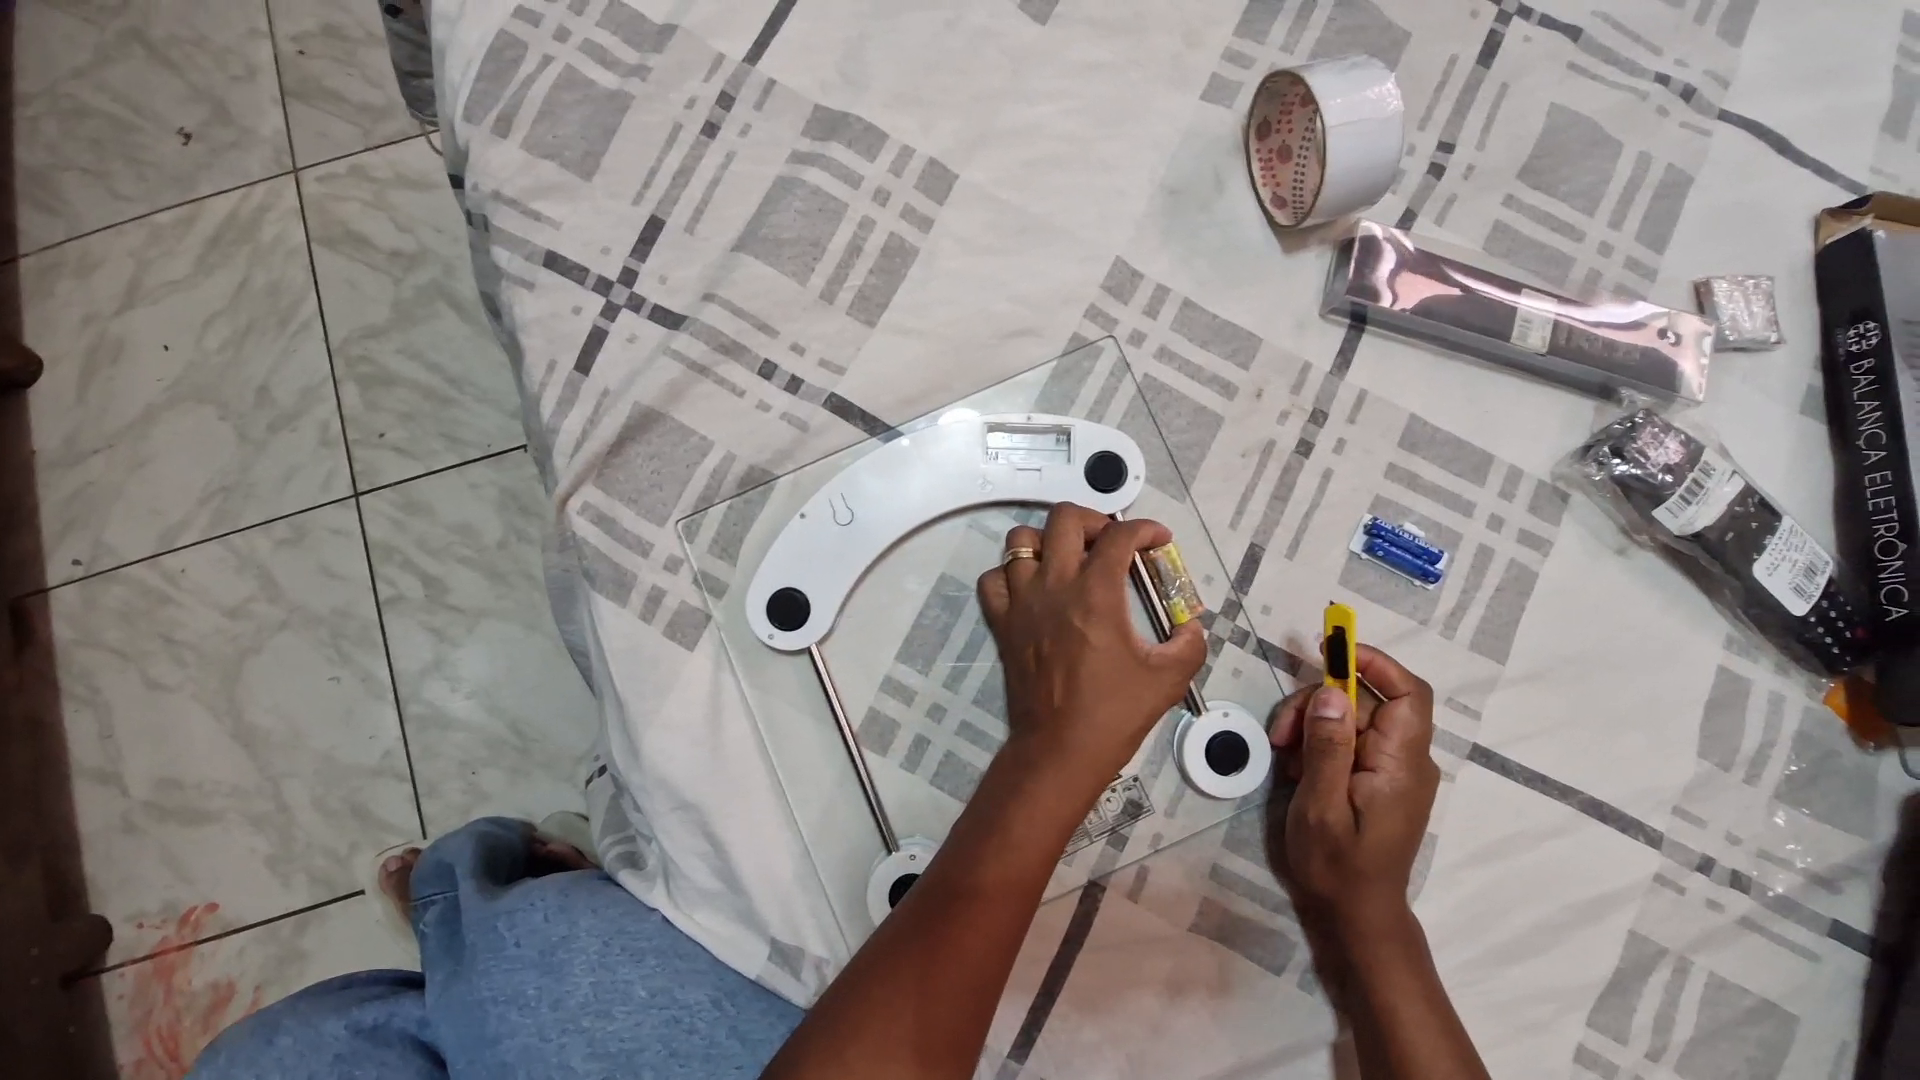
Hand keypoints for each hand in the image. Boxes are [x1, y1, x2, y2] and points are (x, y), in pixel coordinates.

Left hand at [976, 503, 1206, 789]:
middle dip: (1094, 520)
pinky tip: (1032, 588)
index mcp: (1096, 593)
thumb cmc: (1113, 714)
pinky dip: (1010, 574)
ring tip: (1068, 559)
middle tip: (1111, 543)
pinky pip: (993, 580)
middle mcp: (1054, 585)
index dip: (1146, 529)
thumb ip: (1189, 644)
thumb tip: (1191, 626)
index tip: (1158, 541)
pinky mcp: (1001, 622)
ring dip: (1047, 540)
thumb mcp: (1168, 678)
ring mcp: (1021, 601)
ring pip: (1020, 541)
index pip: (1120, 536)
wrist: (1059, 749)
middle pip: (1064, 518)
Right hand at [1264, 646, 1438, 941]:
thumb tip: (1333, 694)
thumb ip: (1328, 747)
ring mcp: (1390, 770)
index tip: (1330, 650)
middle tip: (1280, 734)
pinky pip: (1347, 742)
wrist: (1354, 915)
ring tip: (1282, 755)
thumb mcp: (1321, 806)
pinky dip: (1317, 744)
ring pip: (1350, 719)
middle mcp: (1405, 760)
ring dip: (1311, 725)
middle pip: (1365, 702)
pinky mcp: (1375, 779)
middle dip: (1319, 704)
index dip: (1375, 662)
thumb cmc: (1338, 865)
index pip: (1408, 693)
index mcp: (1401, 764)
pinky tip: (1295, 767)